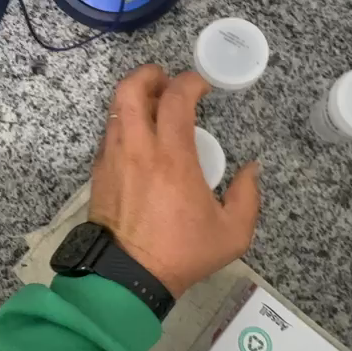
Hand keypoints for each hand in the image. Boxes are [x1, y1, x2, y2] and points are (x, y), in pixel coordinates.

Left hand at [89, 65, 261, 296]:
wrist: (127, 276)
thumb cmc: (181, 252)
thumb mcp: (232, 233)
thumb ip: (248, 196)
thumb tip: (252, 168)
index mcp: (172, 157)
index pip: (176, 99)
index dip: (189, 82)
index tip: (202, 85)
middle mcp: (138, 148)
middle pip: (130, 90)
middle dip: (148, 74)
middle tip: (166, 80)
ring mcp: (113, 157)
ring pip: (114, 108)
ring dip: (133, 97)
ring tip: (152, 104)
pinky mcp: (98, 170)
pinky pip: (108, 132)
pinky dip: (123, 122)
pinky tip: (138, 136)